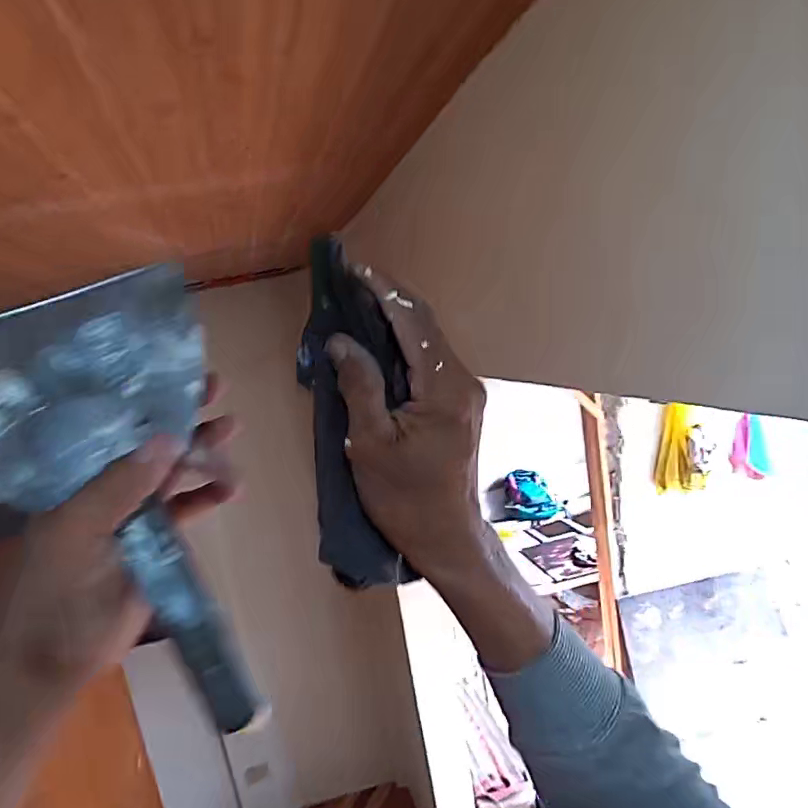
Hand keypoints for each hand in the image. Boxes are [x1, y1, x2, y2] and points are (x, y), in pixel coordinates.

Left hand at [0, 382, 238, 807]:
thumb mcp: (80, 531)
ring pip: (172, 475)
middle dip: (182, 417)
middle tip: (216, 388)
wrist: (58, 654)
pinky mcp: (157, 544)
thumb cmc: (57, 591)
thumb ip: (119, 486)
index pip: (113, 428)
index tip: (173, 373)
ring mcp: (134, 516)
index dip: (143, 400)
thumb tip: (166, 437)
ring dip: (202, 454)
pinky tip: (230, 489)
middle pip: (149, 444)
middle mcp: (106, 489)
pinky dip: (206, 499)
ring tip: (232, 427)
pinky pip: (185, 512)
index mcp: (77, 478)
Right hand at [325, 267, 490, 580]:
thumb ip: (358, 386)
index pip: (413, 322)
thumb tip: (341, 340)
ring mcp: (467, 395)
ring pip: (429, 343)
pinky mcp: (461, 407)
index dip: (383, 291)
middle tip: (350, 282)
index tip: (354, 269)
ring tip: (358, 305)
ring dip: (395, 322)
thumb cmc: (405, 500)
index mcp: (445, 389)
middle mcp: (464, 383)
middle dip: (388, 299)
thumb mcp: (370, 445)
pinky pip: (430, 364)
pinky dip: (403, 347)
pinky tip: (378, 345)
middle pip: (426, 326)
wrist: (447, 538)